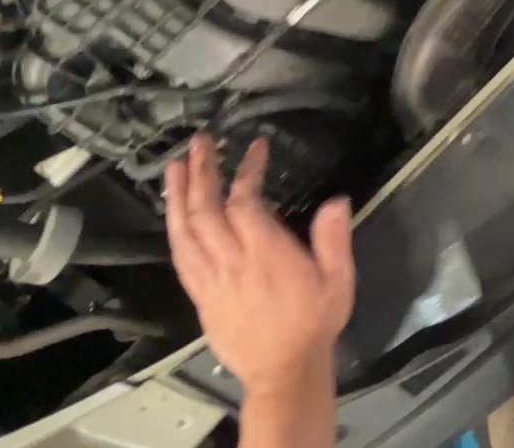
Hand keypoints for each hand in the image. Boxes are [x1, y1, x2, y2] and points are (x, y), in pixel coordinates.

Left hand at [165, 134, 354, 398]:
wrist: (284, 370)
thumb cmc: (315, 319)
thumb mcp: (339, 278)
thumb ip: (335, 238)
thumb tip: (336, 200)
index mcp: (265, 254)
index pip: (245, 202)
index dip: (247, 170)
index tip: (255, 146)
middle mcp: (231, 263)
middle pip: (205, 211)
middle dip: (200, 173)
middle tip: (199, 143)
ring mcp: (210, 280)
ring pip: (184, 232)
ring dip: (178, 197)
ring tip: (174, 167)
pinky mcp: (200, 295)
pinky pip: (180, 256)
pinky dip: (175, 229)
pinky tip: (176, 214)